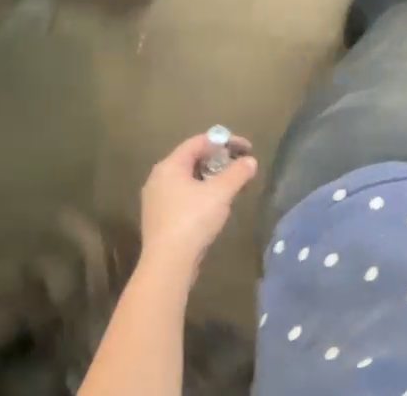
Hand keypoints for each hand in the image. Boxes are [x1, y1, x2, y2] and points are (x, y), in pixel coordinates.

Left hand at [140, 132, 258, 270]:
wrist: (167, 264)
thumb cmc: (193, 220)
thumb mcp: (221, 193)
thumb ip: (238, 173)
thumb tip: (250, 161)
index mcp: (170, 166)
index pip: (200, 142)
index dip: (226, 141)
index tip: (246, 148)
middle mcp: (158, 178)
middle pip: (193, 159)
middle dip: (219, 160)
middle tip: (240, 166)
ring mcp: (156, 200)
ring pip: (188, 179)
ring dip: (212, 178)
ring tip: (232, 186)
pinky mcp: (159, 218)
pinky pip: (183, 196)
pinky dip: (201, 193)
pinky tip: (215, 205)